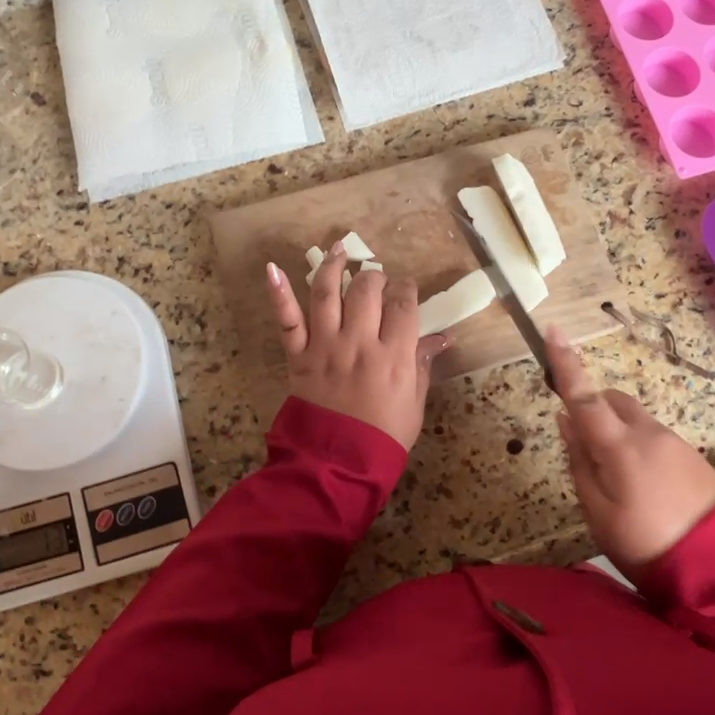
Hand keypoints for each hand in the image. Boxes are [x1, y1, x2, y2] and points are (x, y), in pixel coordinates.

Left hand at [267, 244, 450, 450]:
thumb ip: (424, 365)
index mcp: (394, 355)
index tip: (407, 288)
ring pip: (328, 293)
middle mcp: (360, 342)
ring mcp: (325, 346)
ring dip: (333, 267)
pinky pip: (287, 320)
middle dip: (375, 277)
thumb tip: (442, 337)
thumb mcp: (415, 403)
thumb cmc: (384, 437)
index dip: (407, 289)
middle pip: (368, 290)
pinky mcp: (299, 357)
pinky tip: (272, 269)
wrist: (338, 463)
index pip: (404, 304)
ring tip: (339, 251)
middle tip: (376, 280)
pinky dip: (278, 293)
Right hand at [546, 328, 714, 580]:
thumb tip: (567, 421)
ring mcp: (674, 441)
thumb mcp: (596, 510)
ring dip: (616, 431)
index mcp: (619, 446)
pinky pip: (653, 436)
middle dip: (592, 408)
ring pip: (633, 419)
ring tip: (616, 480)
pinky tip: (642, 485)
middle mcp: (648, 432)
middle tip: (583, 449)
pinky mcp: (691, 455)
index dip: (565, 364)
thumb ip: (579, 461)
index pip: (584, 396)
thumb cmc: (642, 543)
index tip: (553, 330)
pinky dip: (638, 445)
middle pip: (611, 401)